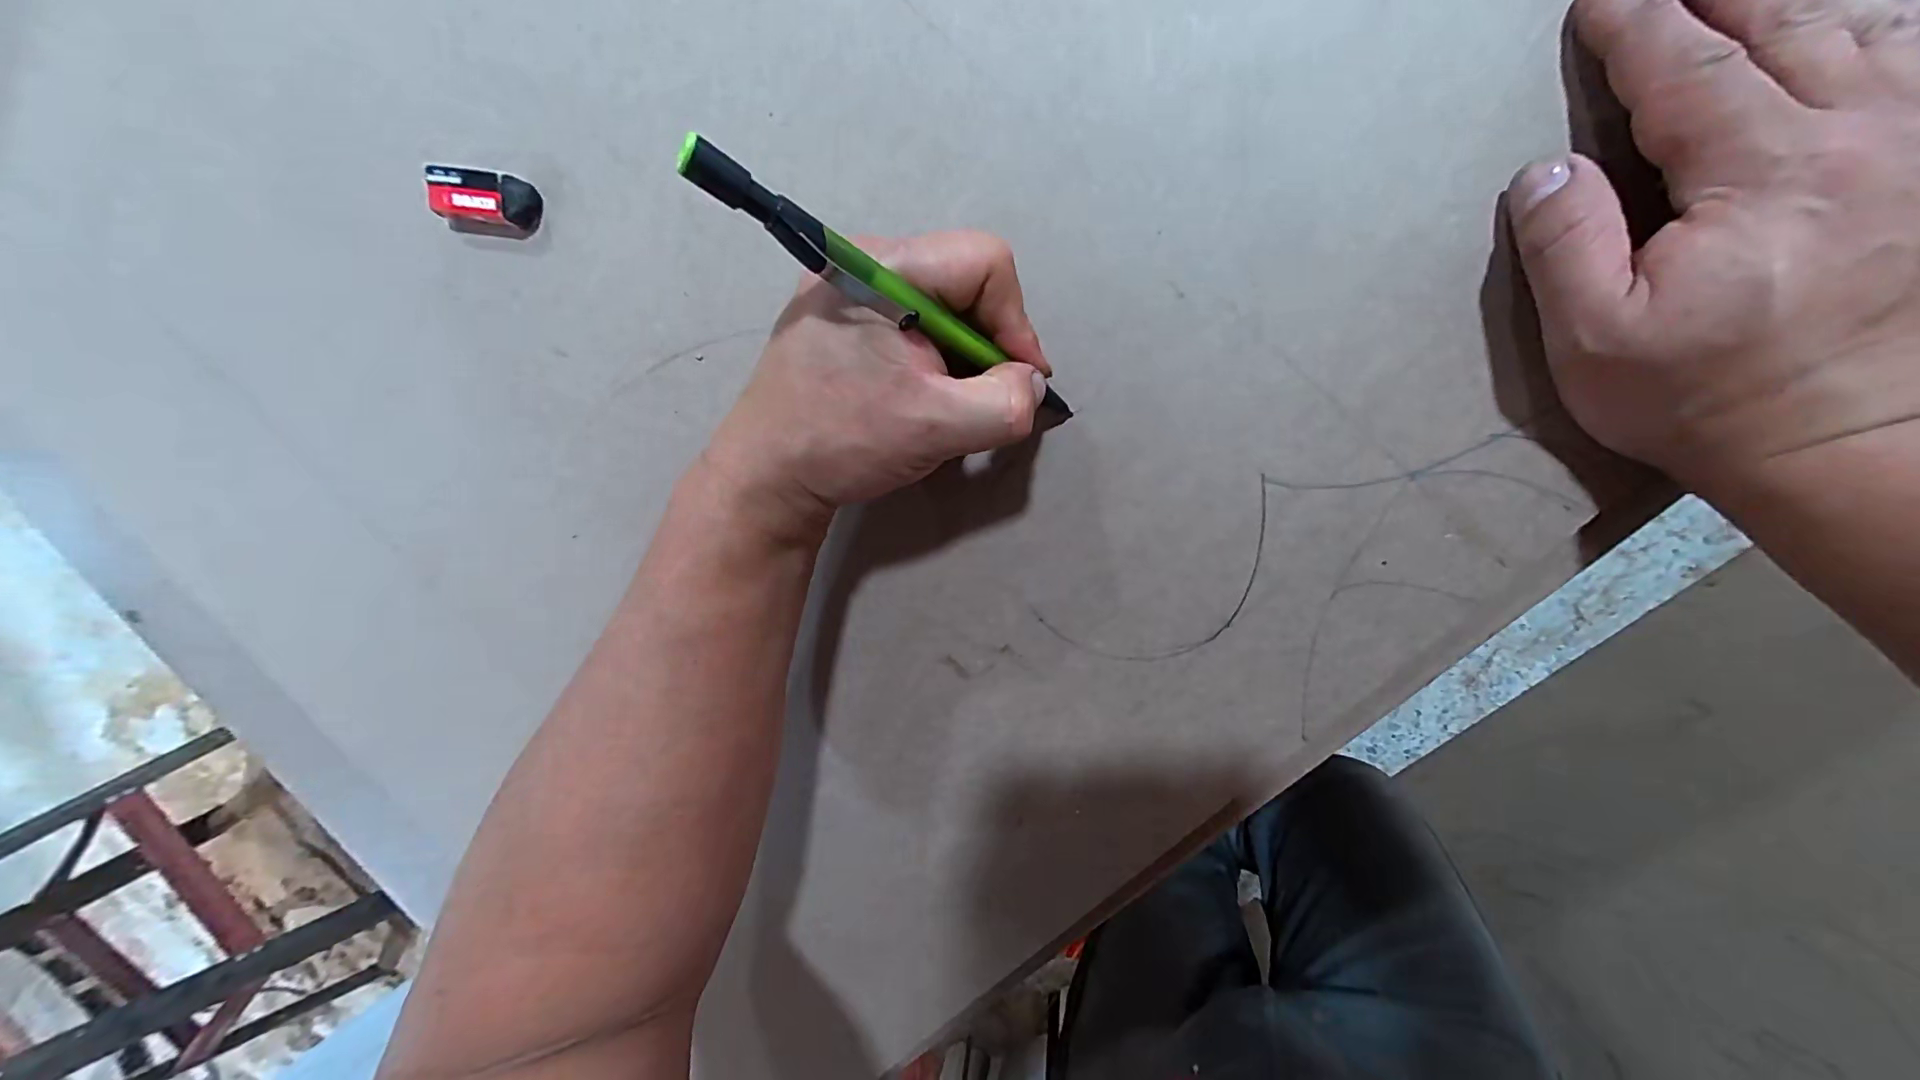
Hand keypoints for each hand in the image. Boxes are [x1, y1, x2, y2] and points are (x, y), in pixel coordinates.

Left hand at [700, 230, 1051, 541]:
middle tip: (984, 400)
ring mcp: (845, 287)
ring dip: (962, 356)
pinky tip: (921, 396)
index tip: (1019, 381)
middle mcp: (859, 260)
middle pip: (964, 281)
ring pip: (941, 304)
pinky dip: (934, 359)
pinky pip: (911, 321)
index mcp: (879, 267)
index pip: (985, 263)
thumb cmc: (843, 444)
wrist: (767, 477)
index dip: (1016, 324)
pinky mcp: (840, 316)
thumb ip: (1007, 403)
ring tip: (949, 405)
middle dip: (988, 345)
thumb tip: (1031, 384)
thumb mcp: (939, 428)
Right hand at [1509, 0, 1919, 492]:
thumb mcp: (1592, 336)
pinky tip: (1849, 33)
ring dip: (1795, 5)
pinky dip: (1878, 31)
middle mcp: (1864, 131)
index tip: (1599, 3)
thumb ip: (1565, 245)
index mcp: (1763, 172)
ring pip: (1868, 28)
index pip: (1686, 72)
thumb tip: (1544, 171)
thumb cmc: (1696, 396)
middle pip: (1786, 27)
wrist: (1841, 441)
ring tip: (1742, 0)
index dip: (1636, 30)